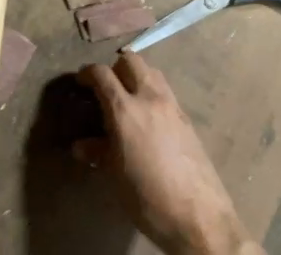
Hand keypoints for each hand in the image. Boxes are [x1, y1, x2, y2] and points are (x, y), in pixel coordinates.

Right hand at [75, 51, 262, 254]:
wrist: (200, 219)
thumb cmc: (148, 198)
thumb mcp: (116, 177)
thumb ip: (98, 152)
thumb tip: (80, 146)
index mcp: (124, 110)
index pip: (101, 73)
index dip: (87, 73)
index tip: (80, 83)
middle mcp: (149, 99)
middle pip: (131, 60)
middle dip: (115, 68)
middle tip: (107, 87)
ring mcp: (172, 107)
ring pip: (152, 72)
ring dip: (137, 76)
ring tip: (129, 98)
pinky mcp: (188, 120)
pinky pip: (166, 92)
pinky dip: (153, 93)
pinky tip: (150, 119)